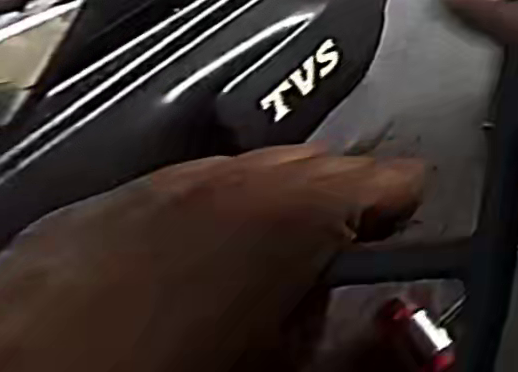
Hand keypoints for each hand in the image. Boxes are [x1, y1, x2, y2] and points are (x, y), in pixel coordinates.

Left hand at [0, 146, 423, 371]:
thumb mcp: (280, 361)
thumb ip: (355, 328)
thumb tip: (396, 329)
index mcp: (312, 203)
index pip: (407, 177)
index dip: (399, 217)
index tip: (378, 251)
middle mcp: (256, 172)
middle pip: (340, 165)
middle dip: (334, 210)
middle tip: (303, 273)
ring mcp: (180, 178)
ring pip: (268, 168)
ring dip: (269, 207)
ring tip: (231, 274)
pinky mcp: (110, 198)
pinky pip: (192, 187)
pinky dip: (199, 219)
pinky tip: (165, 275)